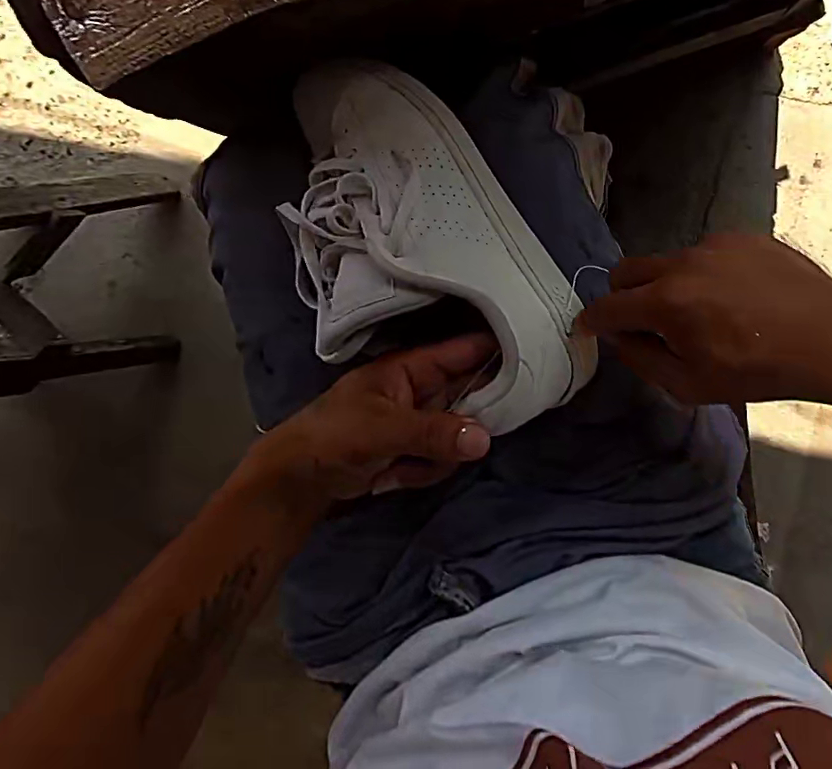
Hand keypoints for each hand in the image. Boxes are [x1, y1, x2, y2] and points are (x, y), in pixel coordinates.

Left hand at [244, 333, 496, 505]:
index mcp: (411, 367)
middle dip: (464, 425)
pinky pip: (442, 458)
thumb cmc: (333, 436)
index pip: (464, 351)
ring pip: (459, 435)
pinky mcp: (415, 450)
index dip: (497, 352)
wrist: (298, 480)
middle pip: (470, 397)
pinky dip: (422, 472)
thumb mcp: (382, 431)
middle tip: (449, 441)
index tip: (534, 361)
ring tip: (403, 465)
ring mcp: (419, 421)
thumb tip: (485, 438)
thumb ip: (432, 433)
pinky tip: (393, 477)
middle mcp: (421, 389)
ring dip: (436, 457)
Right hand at [575, 233, 831, 404]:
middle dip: (621, 296)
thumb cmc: (762, 371)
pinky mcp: (741, 236)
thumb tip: (618, 337)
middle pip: (626, 271)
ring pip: (666, 262)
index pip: (608, 307)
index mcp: (666, 302)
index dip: (591, 320)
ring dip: (667, 285)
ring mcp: (713, 245)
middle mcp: (682, 264)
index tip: (586, 328)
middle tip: (641, 321)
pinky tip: (736, 296)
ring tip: (705, 312)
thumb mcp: (692, 385)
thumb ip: (642, 359)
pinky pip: (704, 253)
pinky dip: (704, 274)